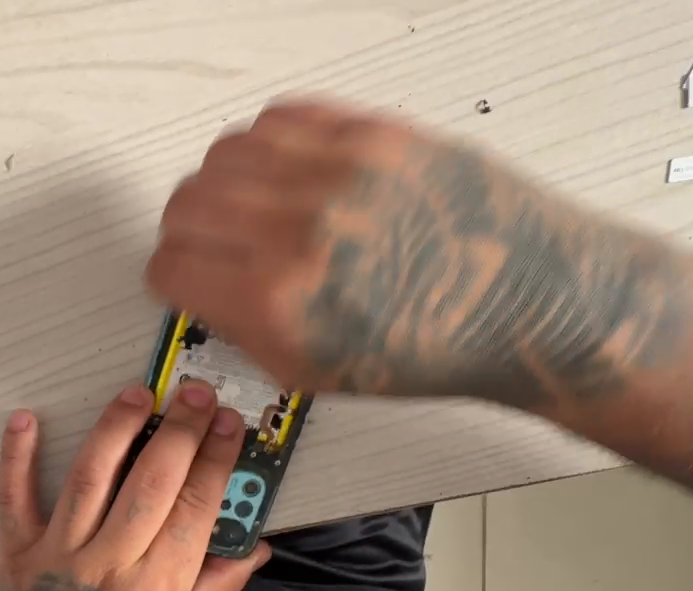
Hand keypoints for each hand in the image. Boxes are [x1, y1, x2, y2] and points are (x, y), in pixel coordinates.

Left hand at [0, 380, 269, 590]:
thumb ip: (217, 590)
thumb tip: (257, 544)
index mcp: (157, 589)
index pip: (194, 510)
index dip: (216, 461)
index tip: (231, 423)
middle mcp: (108, 565)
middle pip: (150, 484)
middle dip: (179, 432)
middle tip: (197, 393)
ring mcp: (57, 554)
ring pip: (90, 479)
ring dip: (116, 430)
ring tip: (138, 393)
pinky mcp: (16, 551)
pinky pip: (13, 498)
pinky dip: (17, 458)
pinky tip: (25, 418)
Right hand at [146, 101, 678, 406]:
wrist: (525, 302)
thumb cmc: (426, 347)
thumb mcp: (306, 372)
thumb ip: (237, 326)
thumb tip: (197, 287)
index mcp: (275, 302)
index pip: (169, 265)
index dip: (167, 278)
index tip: (181, 281)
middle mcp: (297, 230)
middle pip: (184, 205)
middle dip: (184, 234)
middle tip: (209, 249)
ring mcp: (337, 171)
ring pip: (221, 154)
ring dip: (220, 187)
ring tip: (248, 211)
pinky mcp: (374, 132)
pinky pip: (278, 117)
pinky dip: (265, 147)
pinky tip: (285, 178)